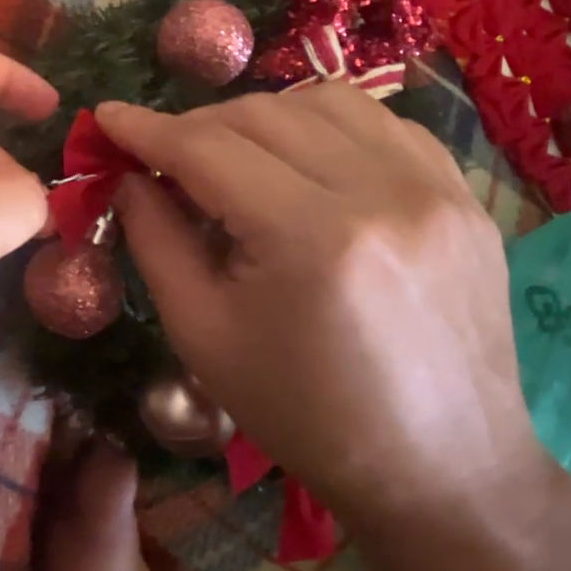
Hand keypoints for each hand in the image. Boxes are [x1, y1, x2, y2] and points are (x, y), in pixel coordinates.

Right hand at [96, 86, 546, 526]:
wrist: (442, 468)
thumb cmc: (303, 410)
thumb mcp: (200, 330)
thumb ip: (153, 237)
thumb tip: (127, 174)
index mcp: (312, 238)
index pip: (208, 149)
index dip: (146, 129)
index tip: (105, 117)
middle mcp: (381, 192)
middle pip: (260, 115)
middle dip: (195, 125)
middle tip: (160, 156)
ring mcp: (435, 188)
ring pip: (322, 101)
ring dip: (259, 117)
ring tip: (231, 157)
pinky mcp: (464, 195)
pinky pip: (380, 123)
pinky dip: (324, 126)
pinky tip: (301, 162)